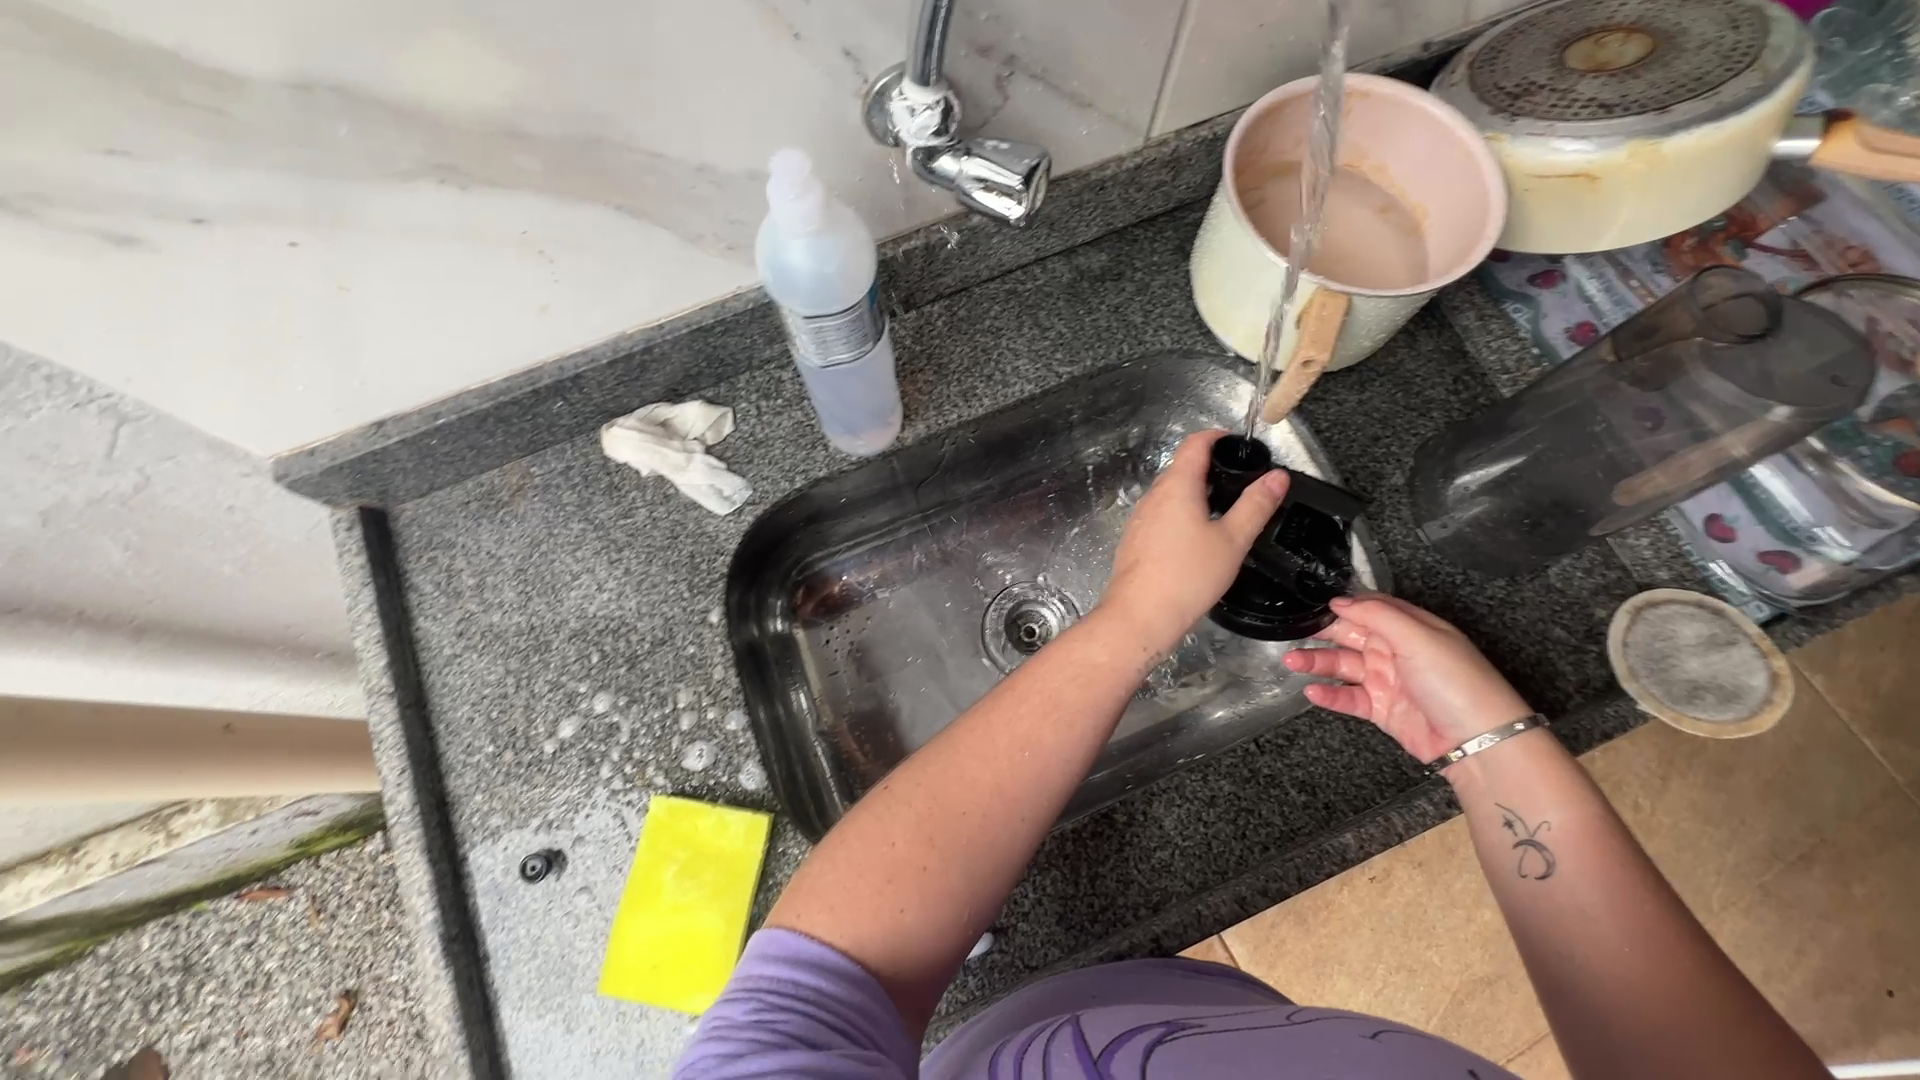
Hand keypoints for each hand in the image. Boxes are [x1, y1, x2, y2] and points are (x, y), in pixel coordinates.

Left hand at [1101, 430, 1288, 655]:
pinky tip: (1197, 539)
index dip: (1218, 437)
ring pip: (1170, 494)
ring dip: (1196, 494)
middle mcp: (1153, 496)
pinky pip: (1161, 516)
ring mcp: (1140, 518)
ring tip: (1225, 512)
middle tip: (1241, 483)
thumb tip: (1277, 476)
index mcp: (1176, 486)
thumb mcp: (1232, 540)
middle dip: (1211, 469)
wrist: (1141, 616)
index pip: (1194, 443)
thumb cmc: (1188, 576)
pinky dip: (1181, 516)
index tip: (1240, 446)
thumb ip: (1256, 505)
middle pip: (1181, 468)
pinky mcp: (1135, 540)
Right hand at [1283, 594, 1533, 763]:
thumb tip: (1339, 600)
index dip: (1343, 606)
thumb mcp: (1419, 637)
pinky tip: (1311, 691)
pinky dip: (1329, 694)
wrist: (1477, 741)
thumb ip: (1376, 615)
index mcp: (1411, 628)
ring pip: (1343, 666)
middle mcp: (1397, 651)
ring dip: (1316, 662)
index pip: (1370, 609)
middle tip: (1290, 633)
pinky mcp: (1381, 709)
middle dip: (1321, 633)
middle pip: (1351, 636)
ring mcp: (1387, 681)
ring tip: (1291, 662)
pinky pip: (1348, 698)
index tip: (1313, 606)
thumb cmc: (1455, 681)